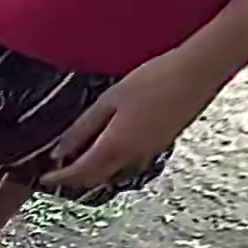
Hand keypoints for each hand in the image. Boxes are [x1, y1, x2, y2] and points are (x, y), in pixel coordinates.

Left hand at [39, 45, 226, 189]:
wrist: (203, 68)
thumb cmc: (154, 78)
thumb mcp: (109, 100)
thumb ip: (82, 129)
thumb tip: (59, 152)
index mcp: (113, 147)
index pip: (78, 173)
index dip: (58, 178)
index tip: (44, 178)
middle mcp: (130, 158)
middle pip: (93, 179)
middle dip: (73, 180)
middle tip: (58, 173)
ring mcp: (147, 153)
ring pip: (111, 174)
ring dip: (92, 174)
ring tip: (78, 163)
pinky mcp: (159, 146)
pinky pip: (127, 165)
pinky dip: (110, 166)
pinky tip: (106, 153)